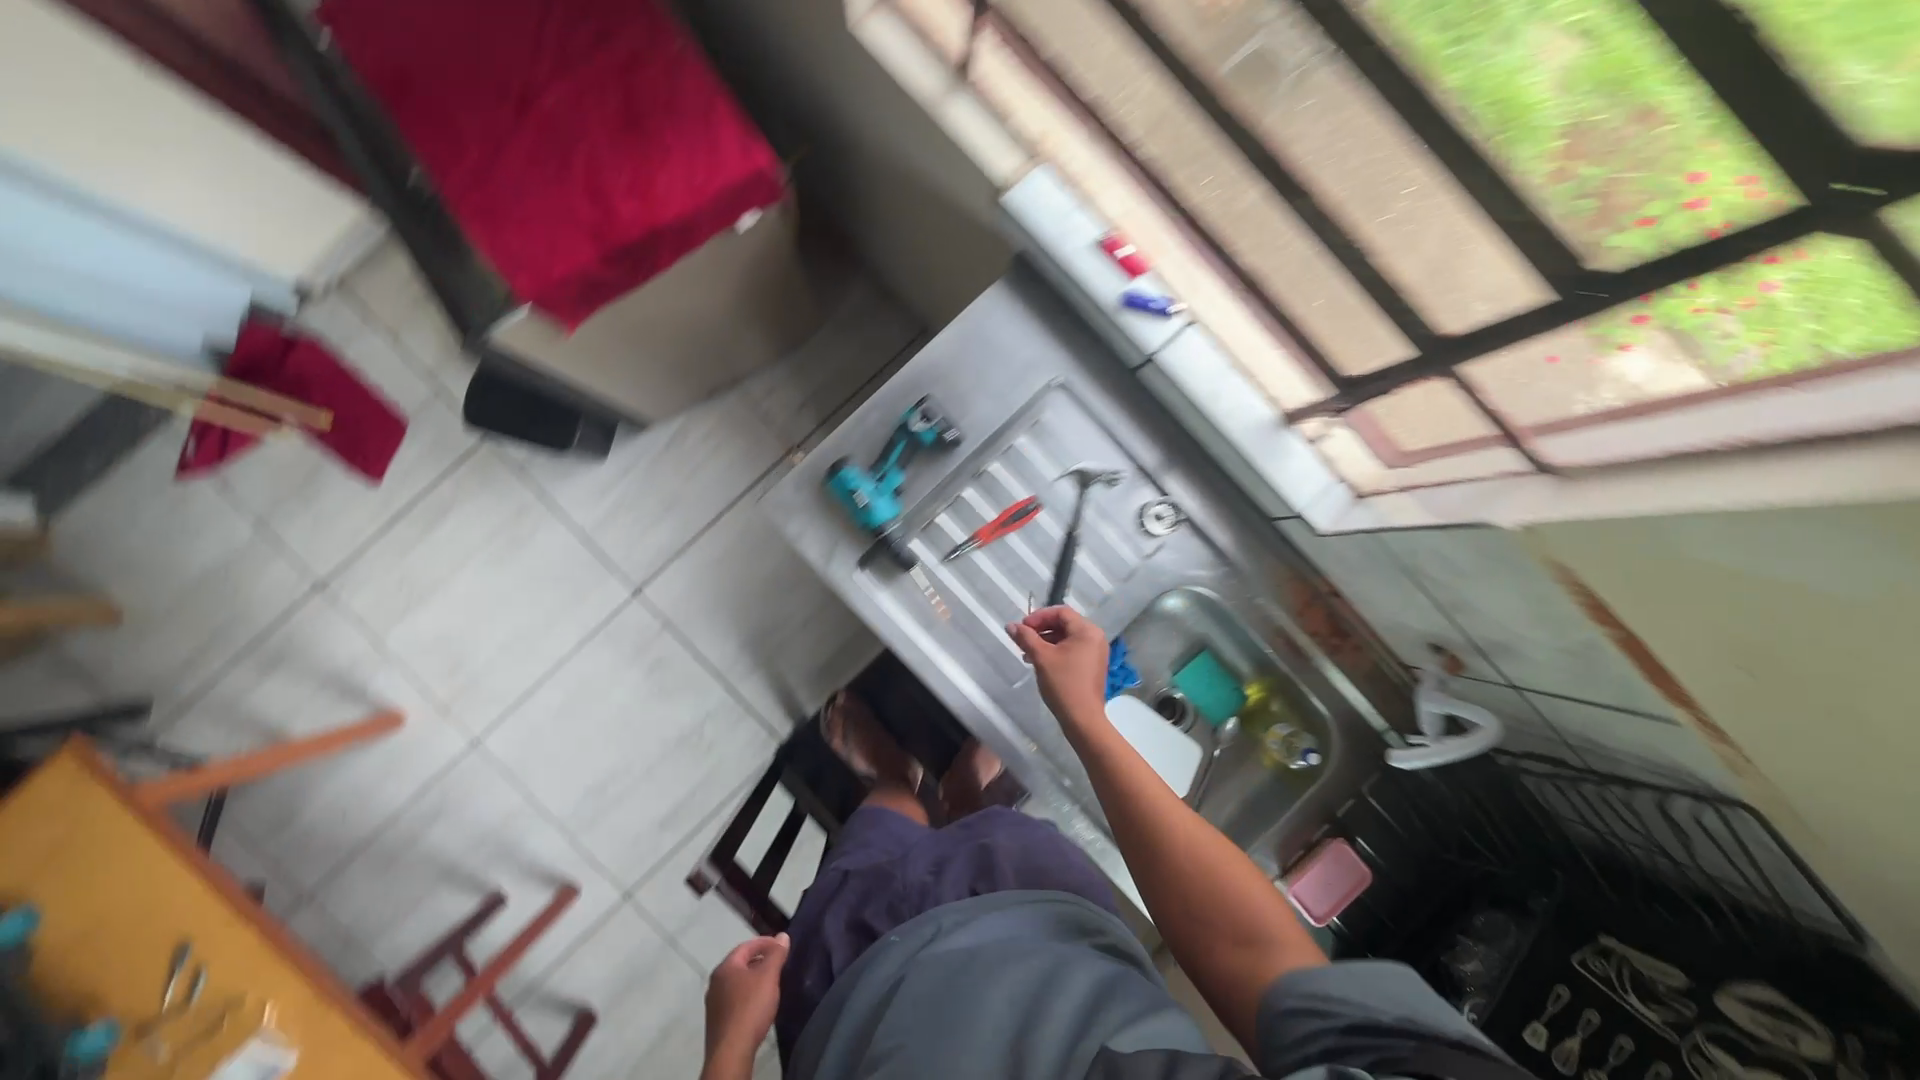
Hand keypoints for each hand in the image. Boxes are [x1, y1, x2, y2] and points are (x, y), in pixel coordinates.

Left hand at [703, 933, 787, 1073]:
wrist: (731, 1051)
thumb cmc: (750, 1008)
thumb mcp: (768, 977)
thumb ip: (776, 955)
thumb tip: (783, 936)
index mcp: (725, 968)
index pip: (745, 946)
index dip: (765, 942)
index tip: (782, 945)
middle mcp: (715, 982)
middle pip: (740, 964)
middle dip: (760, 960)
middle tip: (779, 963)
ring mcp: (714, 1003)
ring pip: (737, 983)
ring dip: (754, 979)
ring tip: (772, 982)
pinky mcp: (718, 1021)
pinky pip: (735, 999)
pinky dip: (748, 995)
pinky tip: (760, 1004)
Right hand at [1006, 606, 1108, 725]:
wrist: (1082, 718)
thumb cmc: (1063, 683)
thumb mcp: (1041, 657)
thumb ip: (1025, 638)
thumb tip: (1010, 625)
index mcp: (1087, 631)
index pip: (1060, 612)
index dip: (1039, 616)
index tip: (1022, 628)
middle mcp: (1095, 637)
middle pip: (1064, 624)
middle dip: (1041, 629)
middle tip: (1023, 639)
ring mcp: (1096, 652)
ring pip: (1067, 638)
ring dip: (1046, 641)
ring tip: (1028, 653)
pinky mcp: (1092, 665)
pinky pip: (1072, 649)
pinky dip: (1056, 651)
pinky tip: (1040, 662)